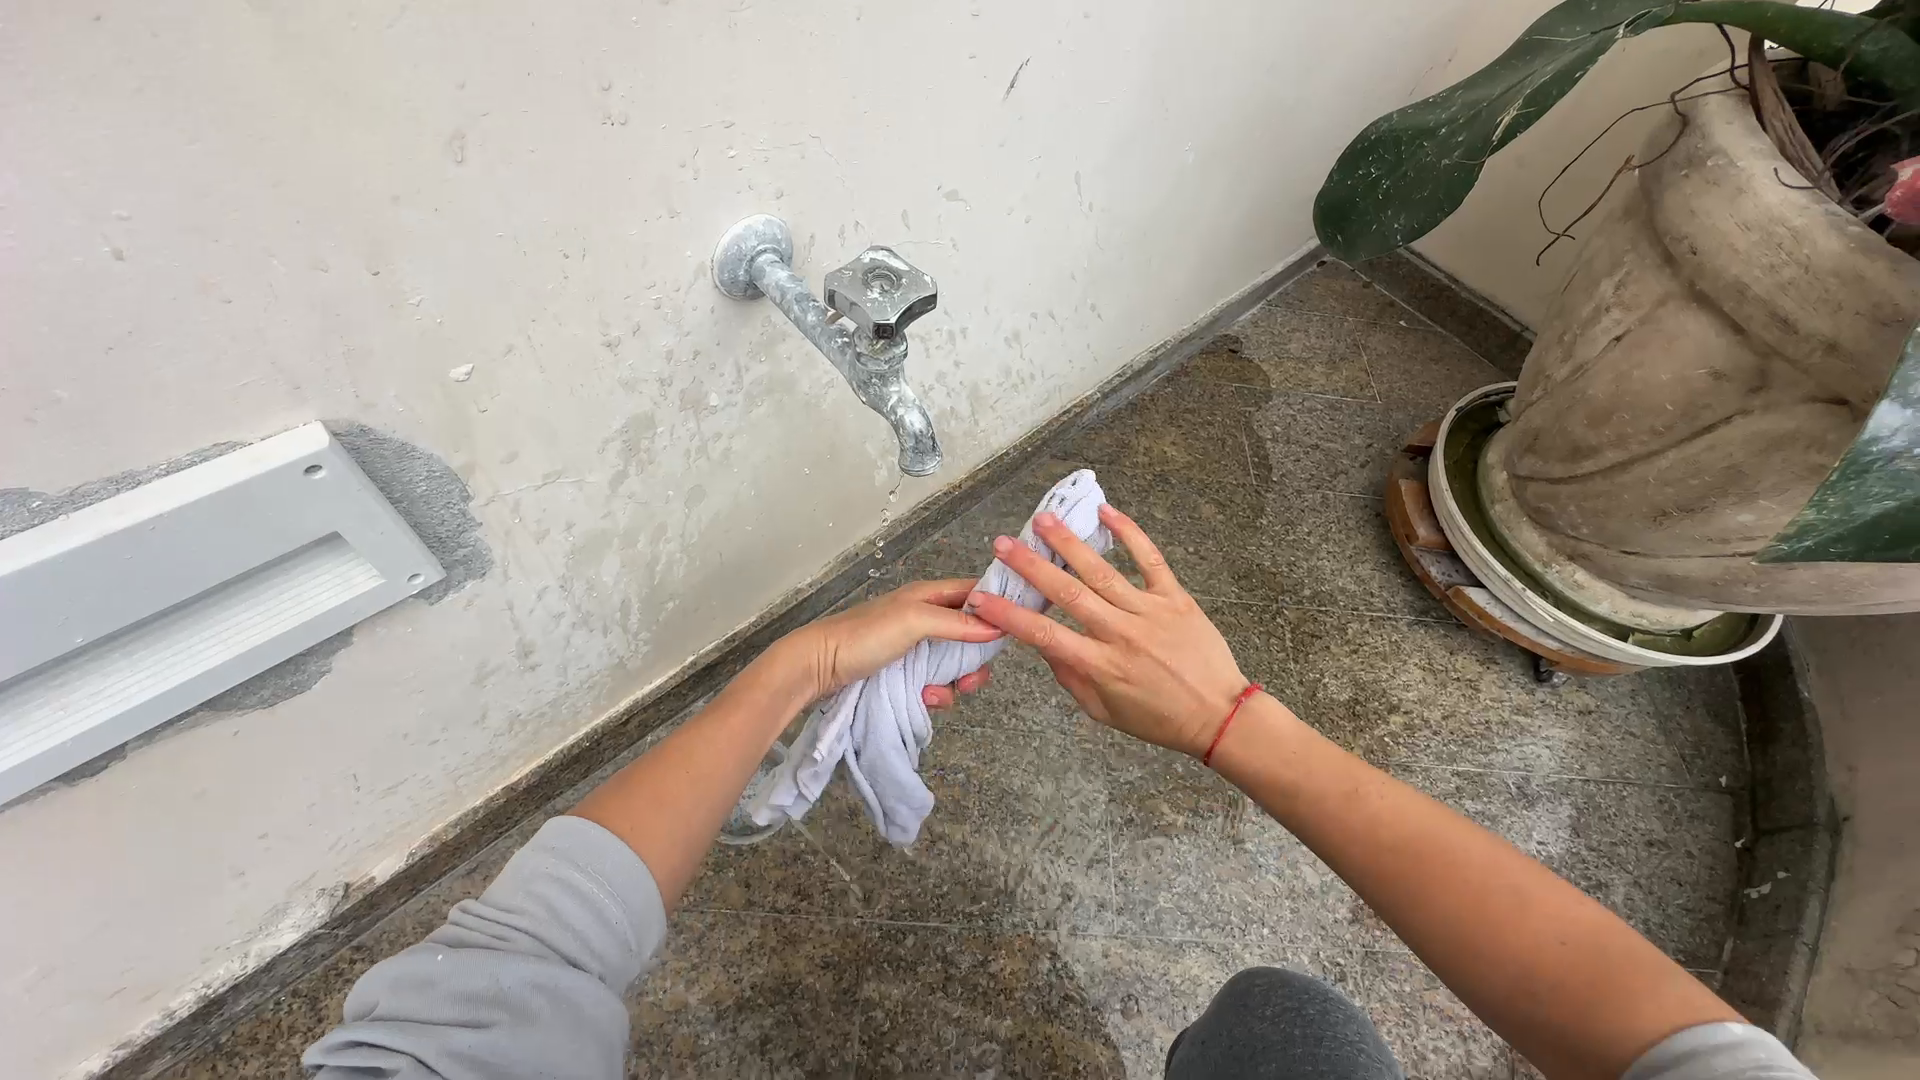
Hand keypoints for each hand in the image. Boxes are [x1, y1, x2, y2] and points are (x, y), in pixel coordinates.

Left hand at [779, 578, 1002, 704]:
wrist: (818, 669)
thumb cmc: (863, 636)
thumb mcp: (913, 621)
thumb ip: (956, 621)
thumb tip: (998, 625)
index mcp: (928, 595)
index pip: (975, 592)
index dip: (996, 607)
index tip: (1016, 627)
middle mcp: (926, 618)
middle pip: (971, 635)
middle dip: (975, 659)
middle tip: (971, 679)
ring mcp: (916, 648)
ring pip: (955, 664)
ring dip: (955, 682)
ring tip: (941, 694)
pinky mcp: (905, 674)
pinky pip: (936, 684)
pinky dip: (935, 694)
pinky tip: (924, 700)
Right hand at [965, 505, 1251, 757]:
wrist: (1220, 715)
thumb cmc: (1158, 719)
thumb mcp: (1103, 711)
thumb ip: (1070, 677)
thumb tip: (1043, 645)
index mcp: (1100, 665)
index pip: (1044, 634)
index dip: (1009, 615)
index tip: (982, 599)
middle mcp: (1120, 634)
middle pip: (1067, 593)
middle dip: (1030, 566)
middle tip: (1002, 544)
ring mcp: (1149, 611)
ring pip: (1102, 571)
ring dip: (1069, 543)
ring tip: (1042, 520)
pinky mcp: (1175, 598)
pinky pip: (1150, 560)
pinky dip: (1130, 534)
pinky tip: (1106, 512)